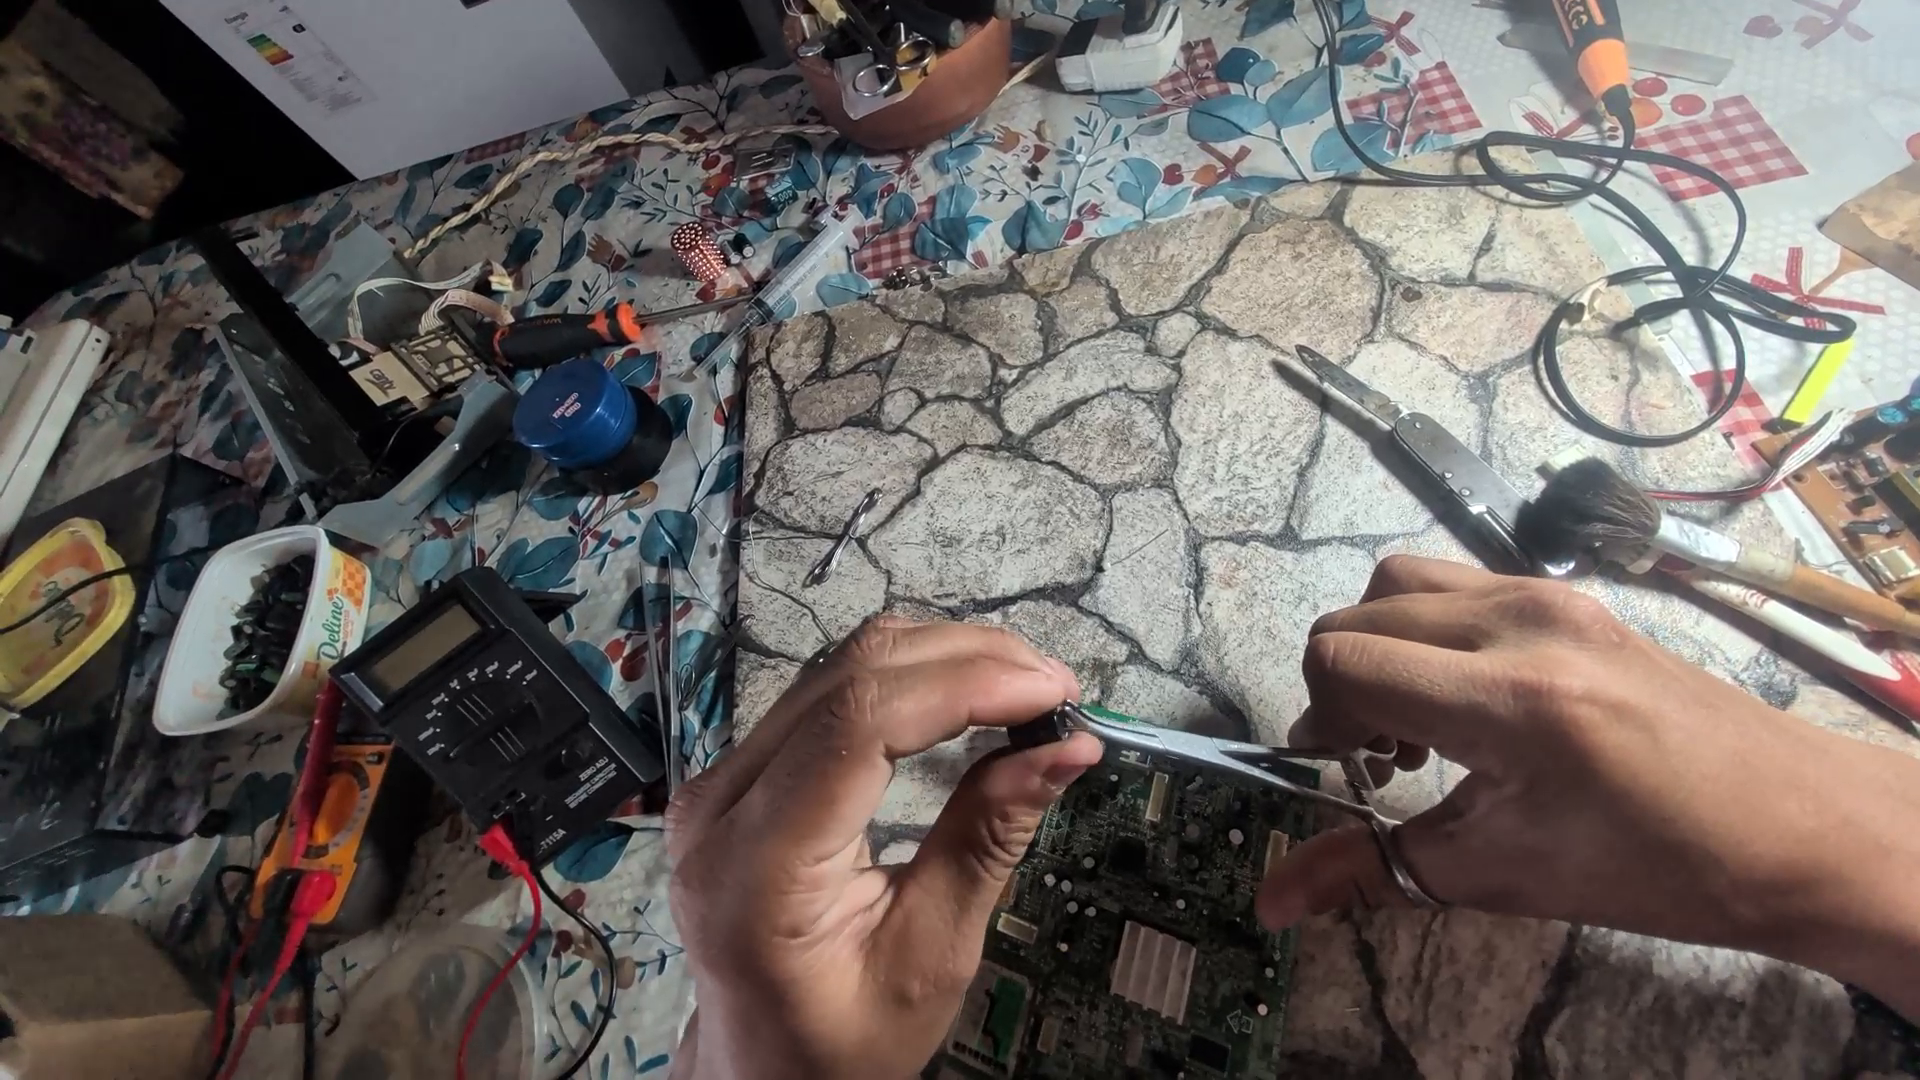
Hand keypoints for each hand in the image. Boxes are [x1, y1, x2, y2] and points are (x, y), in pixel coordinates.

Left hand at [666, 618, 1101, 1079]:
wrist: (758, 1064)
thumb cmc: (842, 1040)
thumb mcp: (931, 958)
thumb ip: (987, 839)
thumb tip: (1068, 747)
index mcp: (757, 865)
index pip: (859, 724)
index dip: (964, 685)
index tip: (1053, 691)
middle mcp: (723, 796)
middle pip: (852, 674)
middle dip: (968, 659)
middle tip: (1054, 686)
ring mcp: (724, 771)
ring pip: (845, 663)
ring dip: (945, 654)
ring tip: (1023, 683)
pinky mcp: (744, 762)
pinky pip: (834, 685)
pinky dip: (913, 672)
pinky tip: (966, 687)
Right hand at [1263, 556, 1919, 1016]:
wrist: (1814, 827)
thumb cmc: (1658, 866)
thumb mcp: (1499, 876)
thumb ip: (1367, 872)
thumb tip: (1269, 900)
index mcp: (1513, 700)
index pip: (1343, 662)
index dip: (1320, 717)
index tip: (1347, 765)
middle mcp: (1519, 623)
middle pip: (1351, 621)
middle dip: (1339, 689)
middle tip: (1380, 752)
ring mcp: (1541, 594)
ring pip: (1388, 587)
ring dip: (1372, 646)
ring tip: (1413, 708)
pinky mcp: (1557, 590)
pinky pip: (1440, 583)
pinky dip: (1413, 628)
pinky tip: (1454, 685)